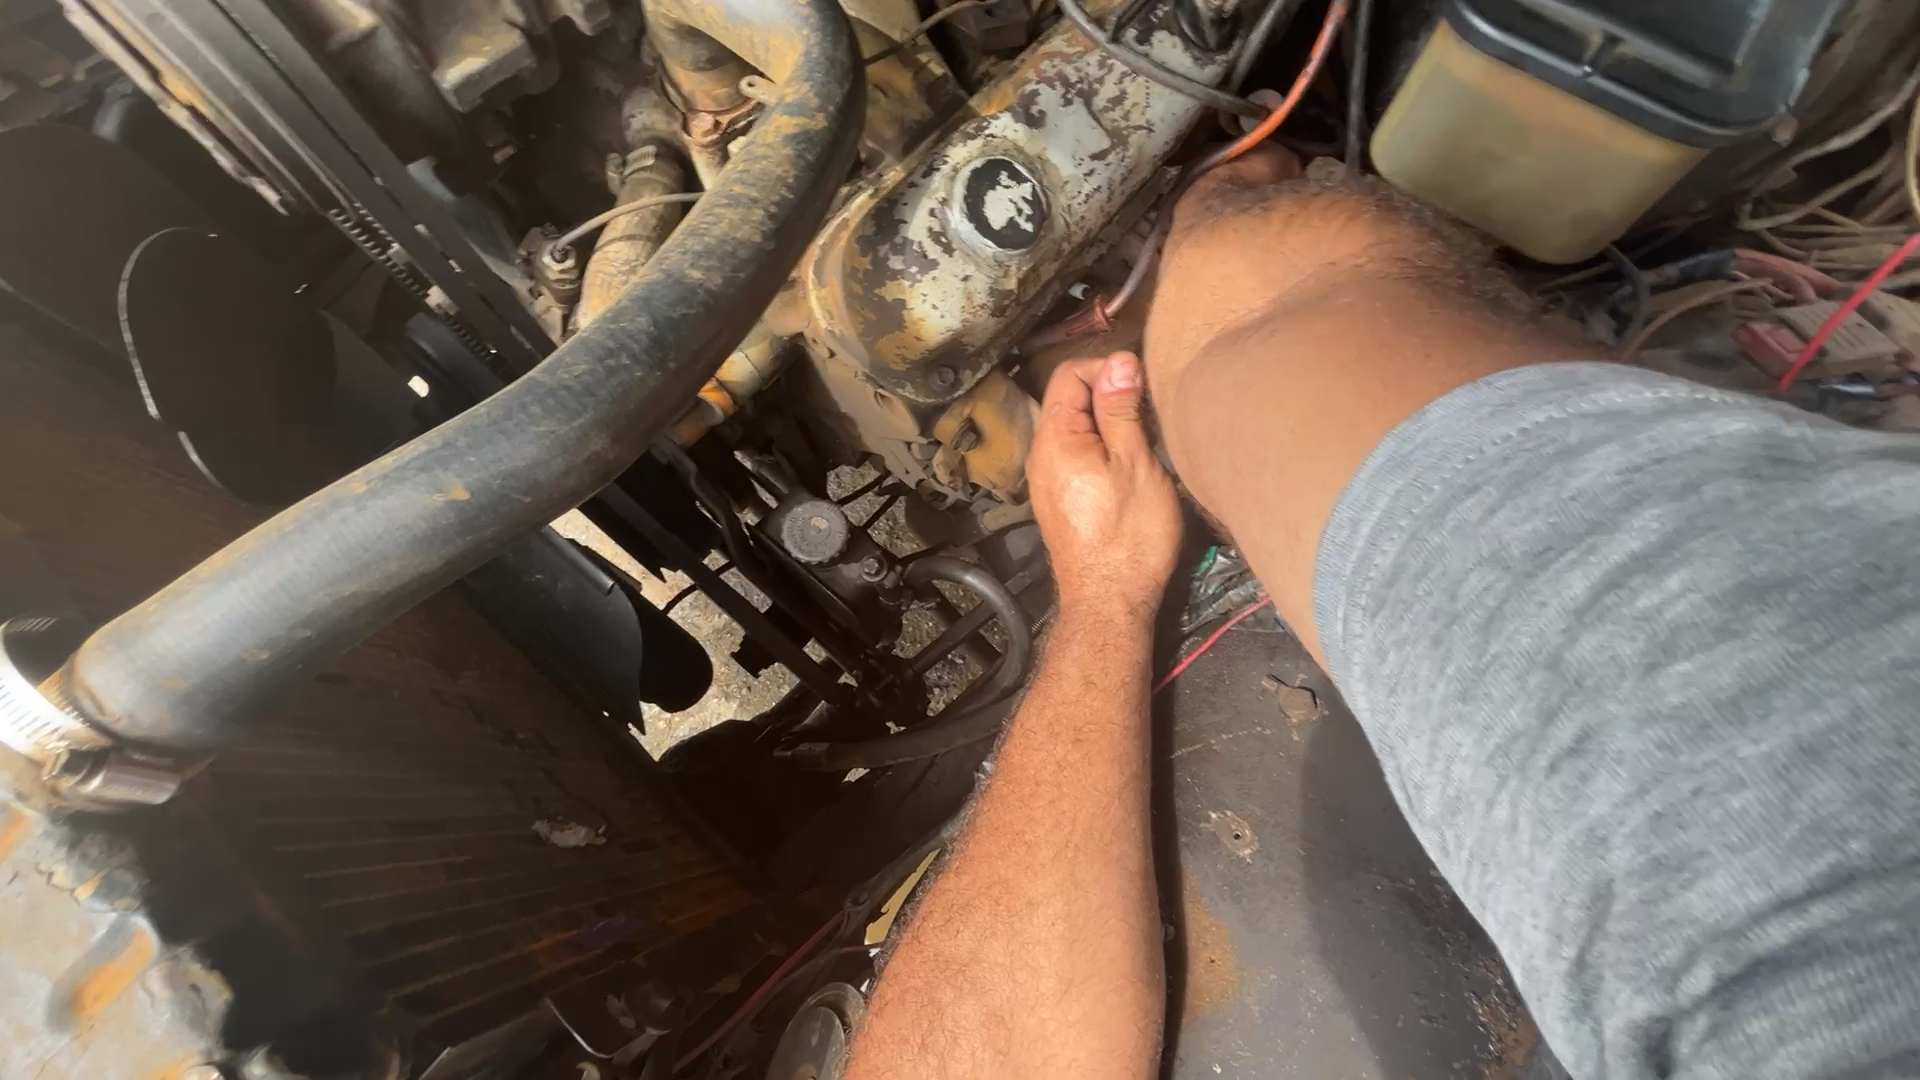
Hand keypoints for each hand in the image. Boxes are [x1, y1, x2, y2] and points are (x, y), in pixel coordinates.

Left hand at [1027, 352, 1182, 623]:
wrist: (1108, 602)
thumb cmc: (1128, 536)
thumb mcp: (1135, 464)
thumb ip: (1121, 410)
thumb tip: (1119, 361)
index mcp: (1055, 439)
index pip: (1069, 373)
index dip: (1106, 368)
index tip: (1141, 385)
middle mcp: (1041, 455)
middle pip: (1070, 400)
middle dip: (1110, 395)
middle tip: (1149, 414)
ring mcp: (1047, 479)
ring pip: (1076, 429)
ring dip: (1109, 424)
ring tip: (1144, 440)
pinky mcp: (1058, 499)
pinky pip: (1076, 456)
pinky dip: (1102, 448)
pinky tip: (1129, 466)